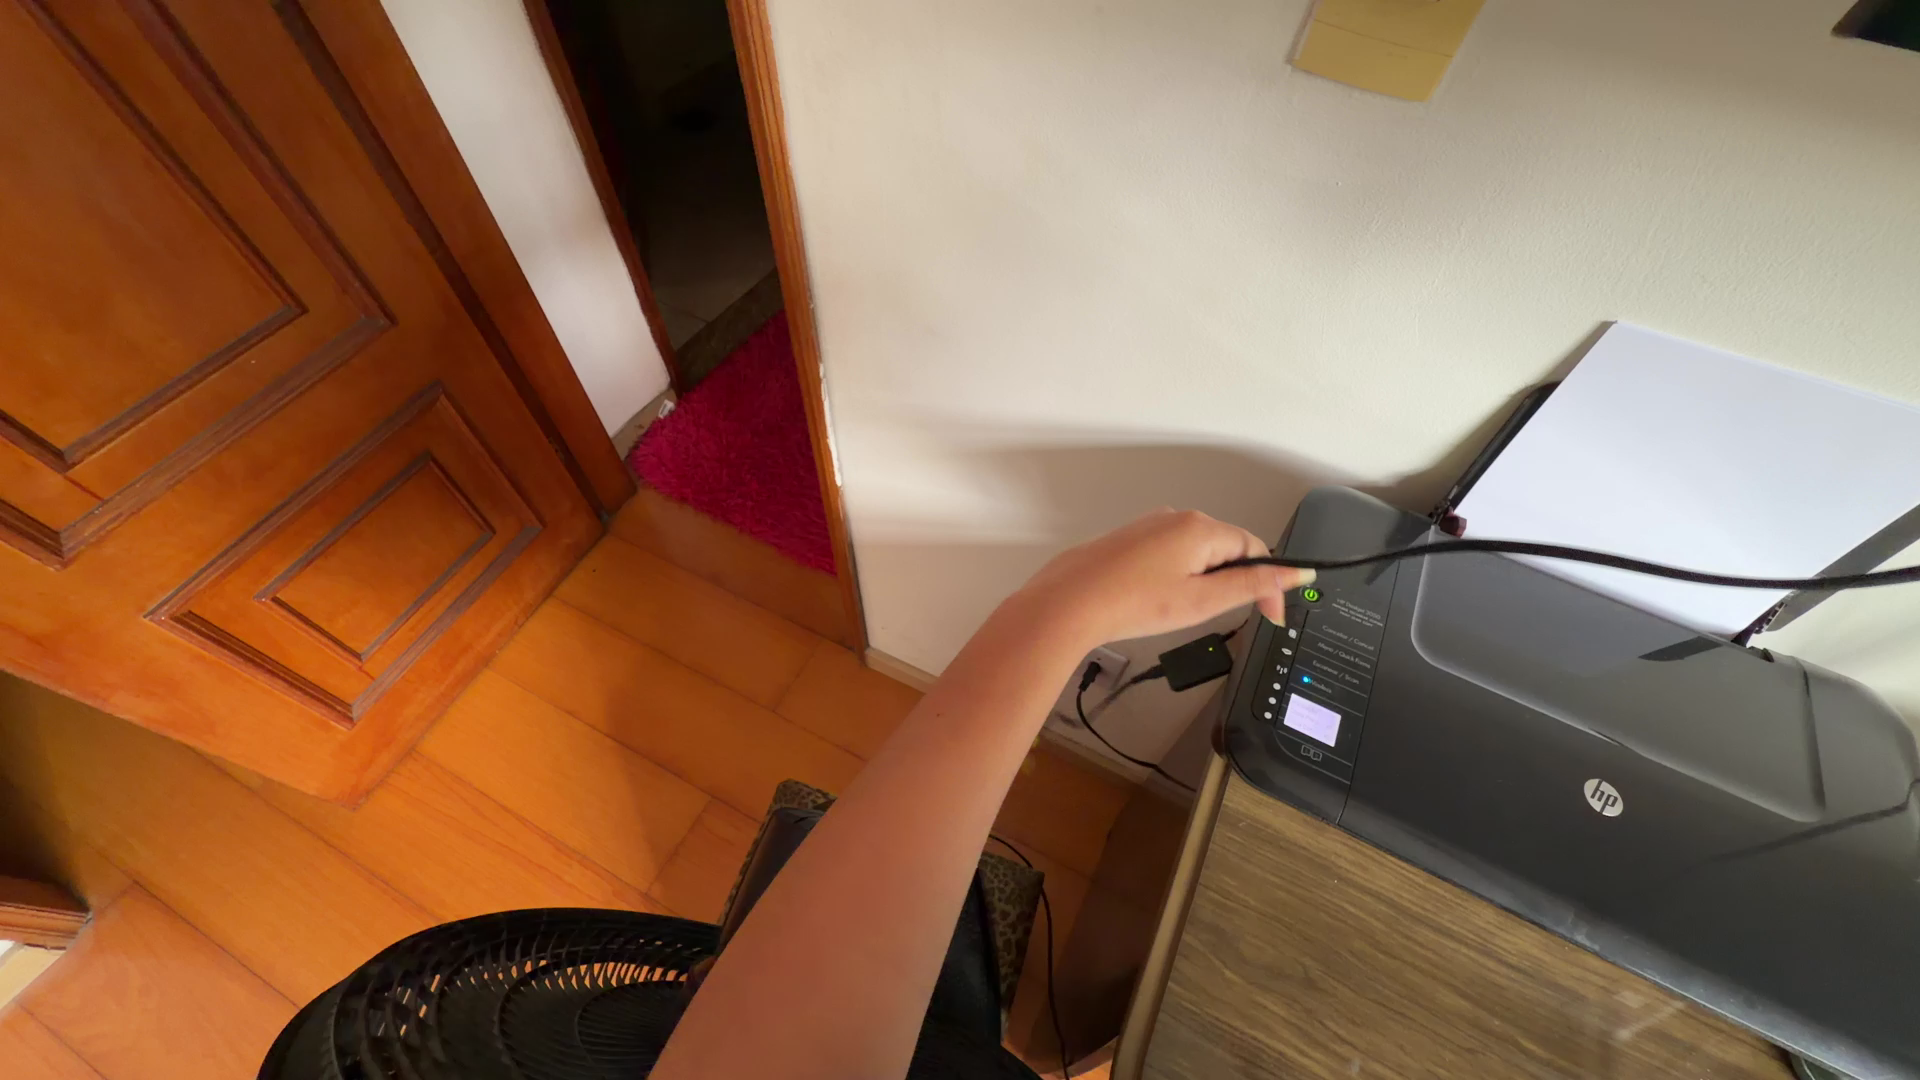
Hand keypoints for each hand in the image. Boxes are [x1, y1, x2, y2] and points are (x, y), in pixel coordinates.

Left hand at [1014, 509, 1314, 649]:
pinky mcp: (1129, 539)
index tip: (1270, 615)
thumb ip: (1252, 584)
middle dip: (1234, 581)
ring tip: (1180, 610)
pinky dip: (1176, 576)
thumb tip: (1293, 572)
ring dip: (1203, 580)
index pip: (1255, 547)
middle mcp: (1175, 517)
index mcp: (1200, 527)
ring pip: (1195, 551)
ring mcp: (1149, 526)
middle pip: (1225, 547)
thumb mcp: (1202, 600)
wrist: (1070, 603)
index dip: (1269, 582)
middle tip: (1220, 616)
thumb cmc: (1133, 603)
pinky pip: (1169, 553)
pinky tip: (1157, 599)